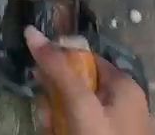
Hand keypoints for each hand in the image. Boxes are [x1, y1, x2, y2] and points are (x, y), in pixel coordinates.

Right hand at [25, 25, 153, 134]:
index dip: (59, 62)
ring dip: (55, 118)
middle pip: (76, 84)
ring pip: (74, 109)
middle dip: (54, 97)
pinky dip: (63, 131)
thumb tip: (30, 30)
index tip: (38, 75)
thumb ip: (57, 69)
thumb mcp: (80, 105)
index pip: (83, 58)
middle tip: (46, 113)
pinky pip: (78, 128)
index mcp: (123, 86)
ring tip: (50, 131)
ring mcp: (113, 127)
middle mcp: (121, 102)